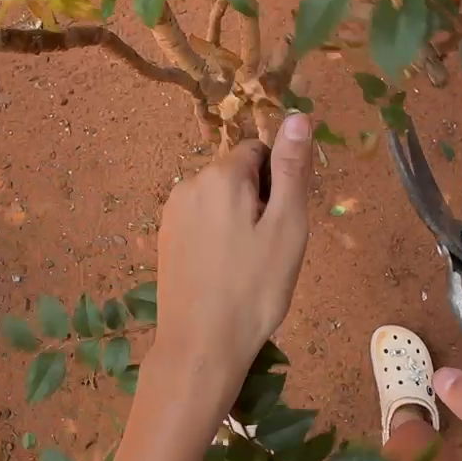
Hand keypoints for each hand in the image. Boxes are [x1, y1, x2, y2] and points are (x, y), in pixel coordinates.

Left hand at [137, 113, 314, 441]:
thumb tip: (297, 115)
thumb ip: (291, 168)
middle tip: (270, 249)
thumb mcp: (286, 226)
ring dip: (238, 219)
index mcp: (220, 176)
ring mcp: (172, 213)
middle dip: (259, 200)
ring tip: (248, 265)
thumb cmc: (254, 288)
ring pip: (220, 200)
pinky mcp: (164, 240)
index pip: (259, 151)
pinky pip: (202, 222)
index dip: (279, 182)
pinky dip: (218, 238)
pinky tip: (225, 273)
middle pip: (237, 174)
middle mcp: (189, 184)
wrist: (201, 346)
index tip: (283, 221)